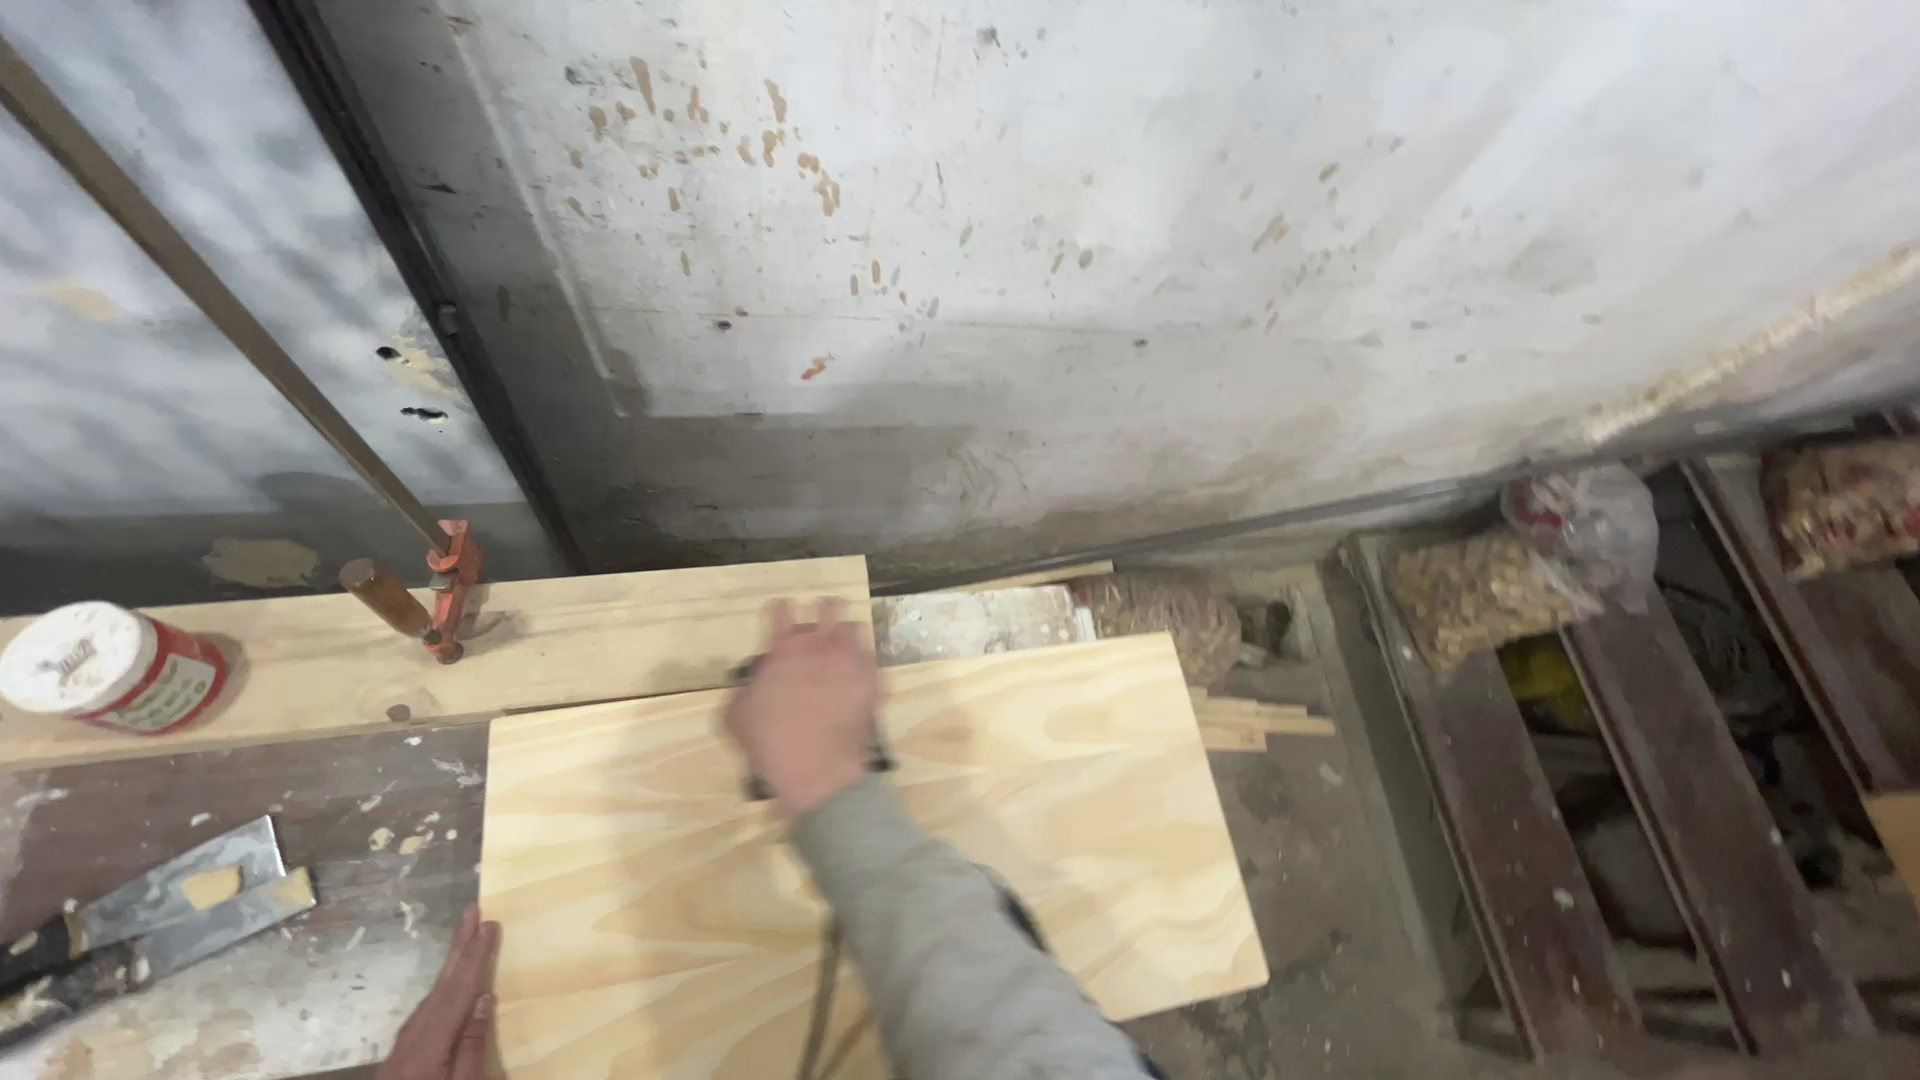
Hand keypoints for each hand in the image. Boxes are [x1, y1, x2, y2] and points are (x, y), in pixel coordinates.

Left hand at [378, 904, 499, 1079]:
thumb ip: (472, 1047)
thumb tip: (482, 999)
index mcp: (428, 1049)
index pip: (459, 992)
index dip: (476, 956)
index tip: (490, 923)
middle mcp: (409, 1045)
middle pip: (439, 988)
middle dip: (458, 949)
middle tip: (472, 911)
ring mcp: (400, 1056)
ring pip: (430, 1000)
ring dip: (450, 967)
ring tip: (467, 939)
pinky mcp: (398, 1066)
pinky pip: (424, 1015)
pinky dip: (441, 992)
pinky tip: (447, 990)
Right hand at [723, 597, 880, 817]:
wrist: (816, 769)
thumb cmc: (769, 742)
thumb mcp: (736, 715)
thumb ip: (744, 690)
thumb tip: (754, 685)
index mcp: (784, 648)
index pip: (780, 609)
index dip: (779, 609)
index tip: (781, 613)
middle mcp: (820, 645)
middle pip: (829, 605)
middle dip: (824, 611)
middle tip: (818, 628)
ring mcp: (851, 660)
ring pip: (855, 627)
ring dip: (846, 636)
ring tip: (841, 652)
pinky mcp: (873, 680)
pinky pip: (872, 661)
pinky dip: (863, 669)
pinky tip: (856, 683)